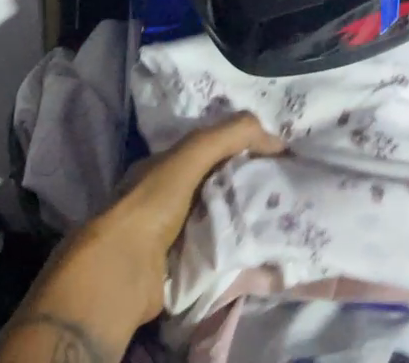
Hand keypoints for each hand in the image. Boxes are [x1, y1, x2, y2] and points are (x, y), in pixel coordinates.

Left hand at [77, 111, 284, 325]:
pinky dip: (238, 252)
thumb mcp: (191, 154)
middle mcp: (166, 198)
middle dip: (247, 186)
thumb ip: (229, 136)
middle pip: (216, 186)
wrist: (122, 272)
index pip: (209, 150)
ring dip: (246, 221)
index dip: (240, 148)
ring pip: (220, 221)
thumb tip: (278, 140)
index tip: (274, 157)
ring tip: (284, 220)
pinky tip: (265, 250)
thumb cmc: (152, 204)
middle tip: (286, 190)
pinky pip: (218, 254)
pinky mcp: (183, 268)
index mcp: (163, 167)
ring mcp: (173, 235)